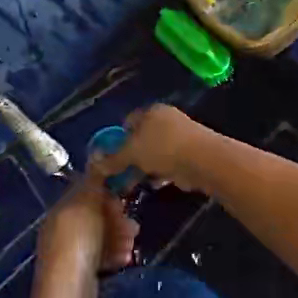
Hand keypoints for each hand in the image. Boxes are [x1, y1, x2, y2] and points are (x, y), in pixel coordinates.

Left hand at [36, 170, 137, 297]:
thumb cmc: (78, 238)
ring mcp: (71, 251)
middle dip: (117, 218)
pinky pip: (101, 255)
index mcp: (62, 209)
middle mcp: (64, 228)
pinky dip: (114, 254)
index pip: (85, 192)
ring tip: (131, 243)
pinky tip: (124, 258)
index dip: (106, 191)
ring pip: (102, 236)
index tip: (124, 195)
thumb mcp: (87, 202)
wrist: (68, 287)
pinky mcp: (81, 271)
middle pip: (96, 215)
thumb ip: (93, 181)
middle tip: (132, 225)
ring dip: (119, 236)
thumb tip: (96, 157)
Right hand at [93, 104, 217, 192]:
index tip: (108, 160)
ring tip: (133, 186)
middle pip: (141, 138)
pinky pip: (168, 163)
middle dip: (130, 158)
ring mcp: (180, 135)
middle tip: (118, 177)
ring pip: (155, 153)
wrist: (203, 160)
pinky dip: (160, 173)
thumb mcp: (132, 153)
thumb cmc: (163, 149)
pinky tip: (154, 185)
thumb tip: (94, 162)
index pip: (127, 122)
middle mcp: (166, 119)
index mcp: (151, 111)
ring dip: (144, 168)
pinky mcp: (190, 153)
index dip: (116, 140)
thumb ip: (113, 158)